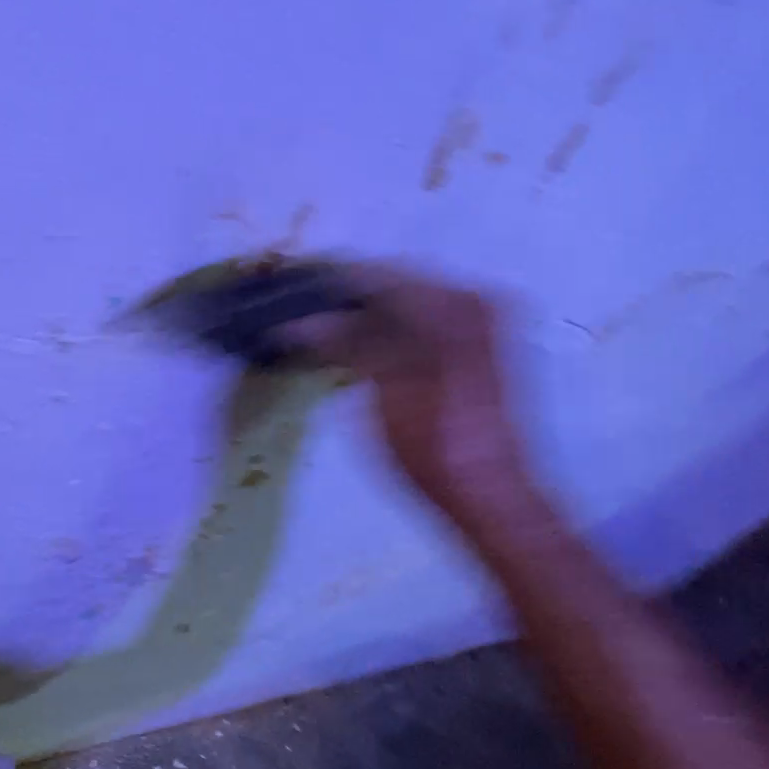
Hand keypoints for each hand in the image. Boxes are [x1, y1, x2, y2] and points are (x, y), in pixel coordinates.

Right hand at [282, 263, 530, 514]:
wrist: (485, 494)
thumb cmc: (434, 446)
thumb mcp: (382, 388)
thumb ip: (346, 341)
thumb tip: (300, 319)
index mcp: (456, 303)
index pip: (377, 274)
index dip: (327, 282)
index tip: (283, 290)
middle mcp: (473, 300)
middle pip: (391, 283)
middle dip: (342, 295)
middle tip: (291, 307)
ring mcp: (479, 321)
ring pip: (402, 301)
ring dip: (359, 312)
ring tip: (310, 324)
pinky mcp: (474, 345)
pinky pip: (417, 319)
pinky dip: (382, 327)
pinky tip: (348, 342)